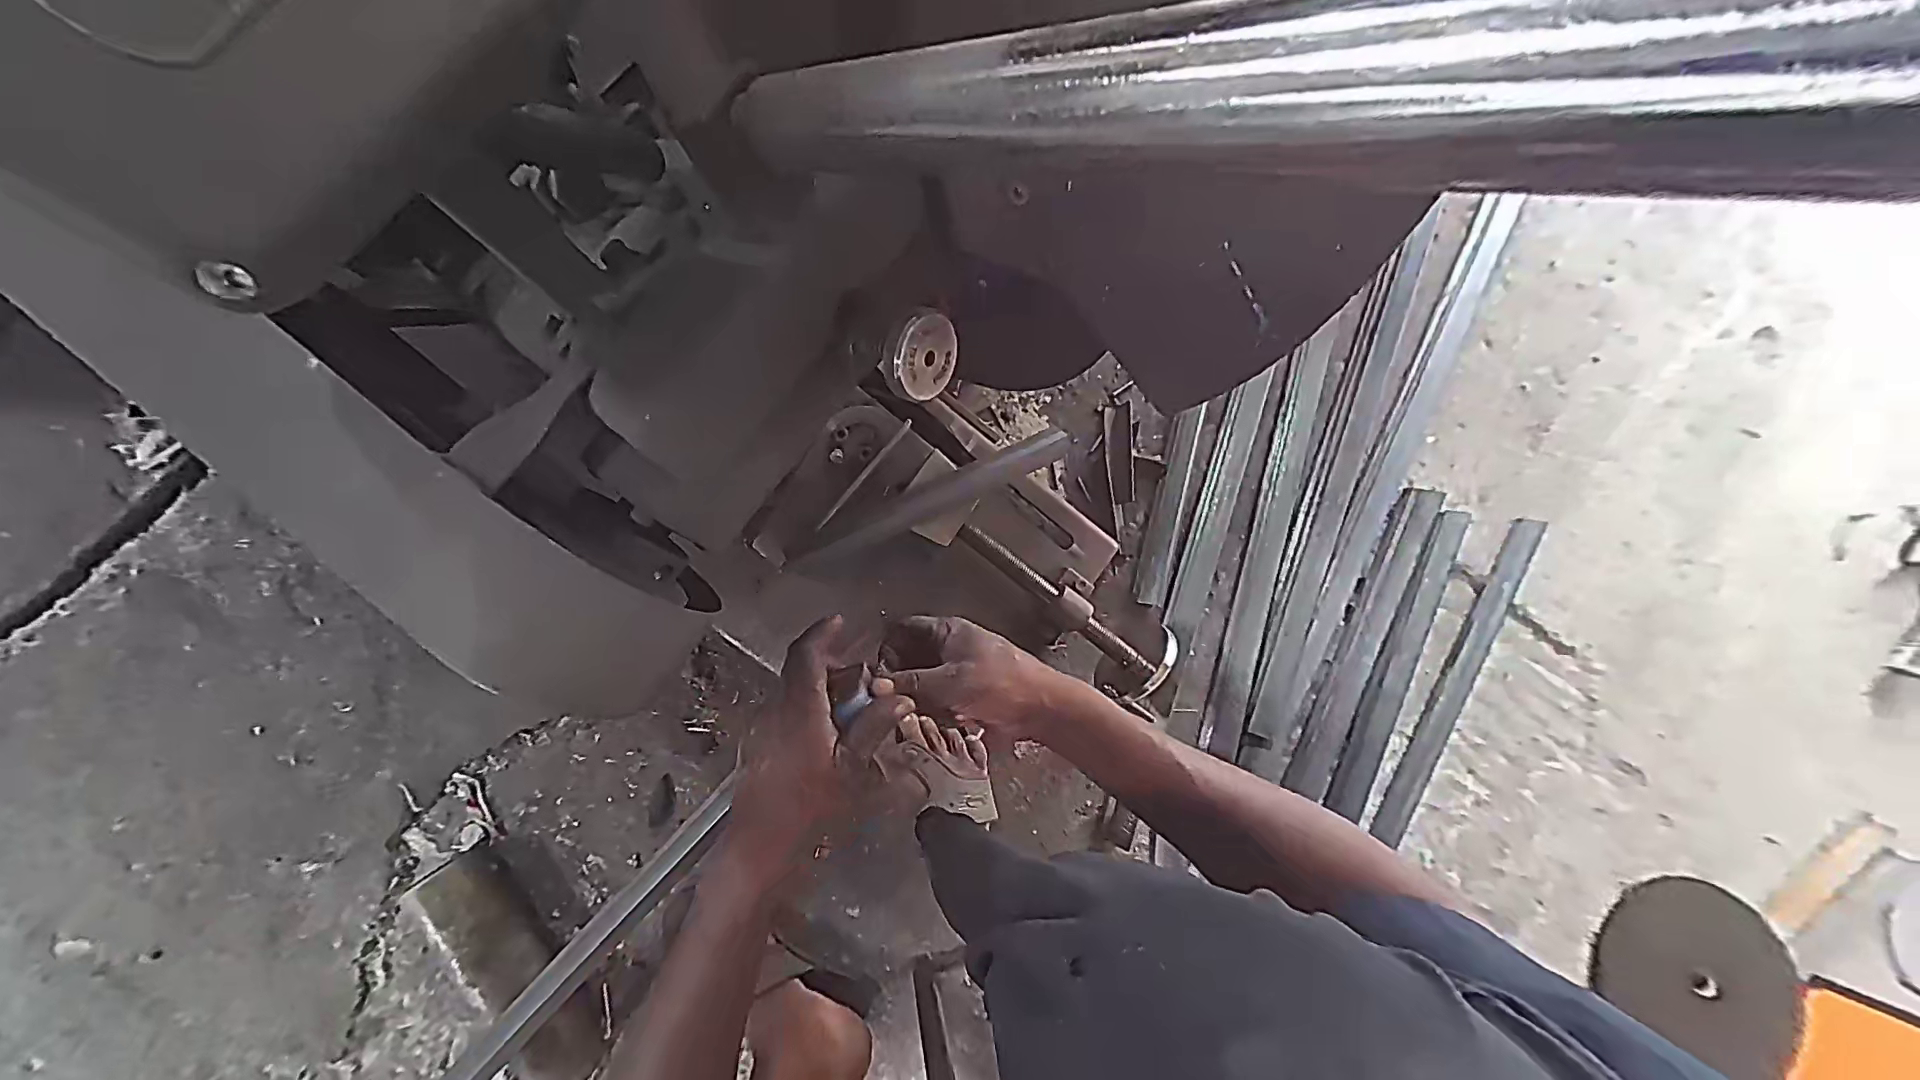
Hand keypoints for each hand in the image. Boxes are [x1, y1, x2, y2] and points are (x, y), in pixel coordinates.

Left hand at [727, 616, 914, 878]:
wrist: (759, 847)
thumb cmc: (808, 809)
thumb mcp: (852, 769)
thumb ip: (874, 728)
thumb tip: (898, 699)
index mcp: (799, 709)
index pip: (806, 655)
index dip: (823, 633)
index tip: (840, 621)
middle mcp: (777, 710)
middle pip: (801, 670)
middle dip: (832, 665)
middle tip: (862, 676)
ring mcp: (766, 727)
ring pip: (795, 690)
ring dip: (824, 688)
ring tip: (854, 707)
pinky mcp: (762, 744)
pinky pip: (789, 709)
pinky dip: (813, 707)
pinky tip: (833, 732)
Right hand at [880, 616, 1076, 744]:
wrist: (1041, 707)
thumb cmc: (1001, 683)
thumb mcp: (949, 682)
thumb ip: (910, 683)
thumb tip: (877, 686)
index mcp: (947, 631)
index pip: (903, 631)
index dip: (888, 650)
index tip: (879, 675)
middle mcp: (951, 648)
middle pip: (911, 661)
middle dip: (904, 682)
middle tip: (901, 700)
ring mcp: (959, 672)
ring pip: (924, 685)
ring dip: (923, 701)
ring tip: (932, 712)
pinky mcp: (968, 695)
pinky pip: (940, 702)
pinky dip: (939, 712)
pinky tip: (950, 720)